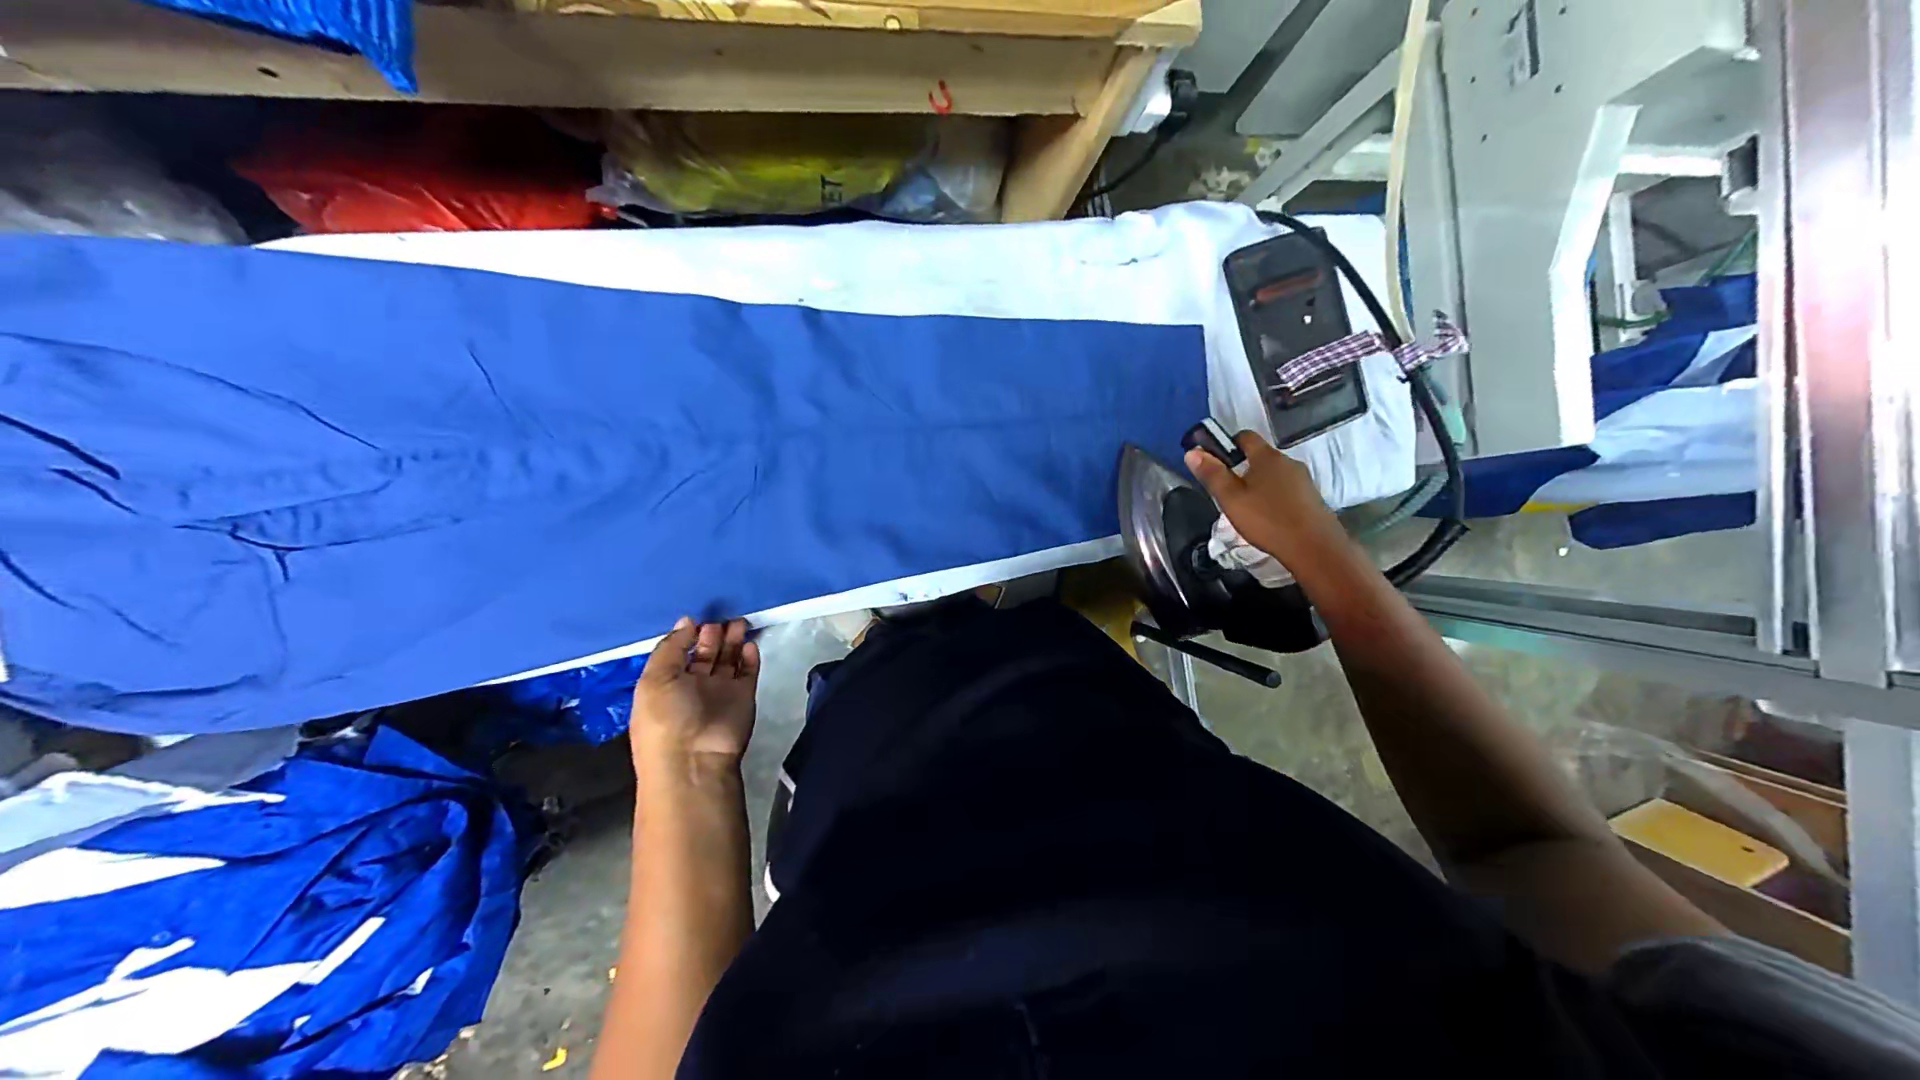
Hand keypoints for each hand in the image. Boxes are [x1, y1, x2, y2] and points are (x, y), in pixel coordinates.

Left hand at [631, 617, 759, 767]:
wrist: (695, 758)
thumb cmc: (666, 718)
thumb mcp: (654, 679)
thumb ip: (671, 647)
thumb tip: (687, 622)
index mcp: (666, 682)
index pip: (679, 652)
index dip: (687, 634)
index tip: (698, 618)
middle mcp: (693, 686)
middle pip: (706, 653)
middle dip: (713, 634)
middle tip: (721, 619)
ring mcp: (720, 691)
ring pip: (729, 658)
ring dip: (733, 640)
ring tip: (738, 623)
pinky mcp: (743, 696)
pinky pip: (748, 671)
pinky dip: (750, 657)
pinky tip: (748, 644)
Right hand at [1184, 430, 1349, 570]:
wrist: (1314, 548)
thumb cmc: (1267, 520)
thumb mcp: (1231, 499)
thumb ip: (1212, 474)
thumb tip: (1192, 452)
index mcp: (1267, 457)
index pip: (1245, 436)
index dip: (1227, 444)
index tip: (1215, 463)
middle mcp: (1288, 462)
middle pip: (1260, 457)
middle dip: (1242, 468)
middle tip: (1227, 492)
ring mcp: (1303, 479)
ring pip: (1274, 474)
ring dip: (1259, 484)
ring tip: (1247, 508)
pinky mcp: (1311, 497)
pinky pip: (1286, 489)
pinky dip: (1274, 497)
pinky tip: (1268, 517)